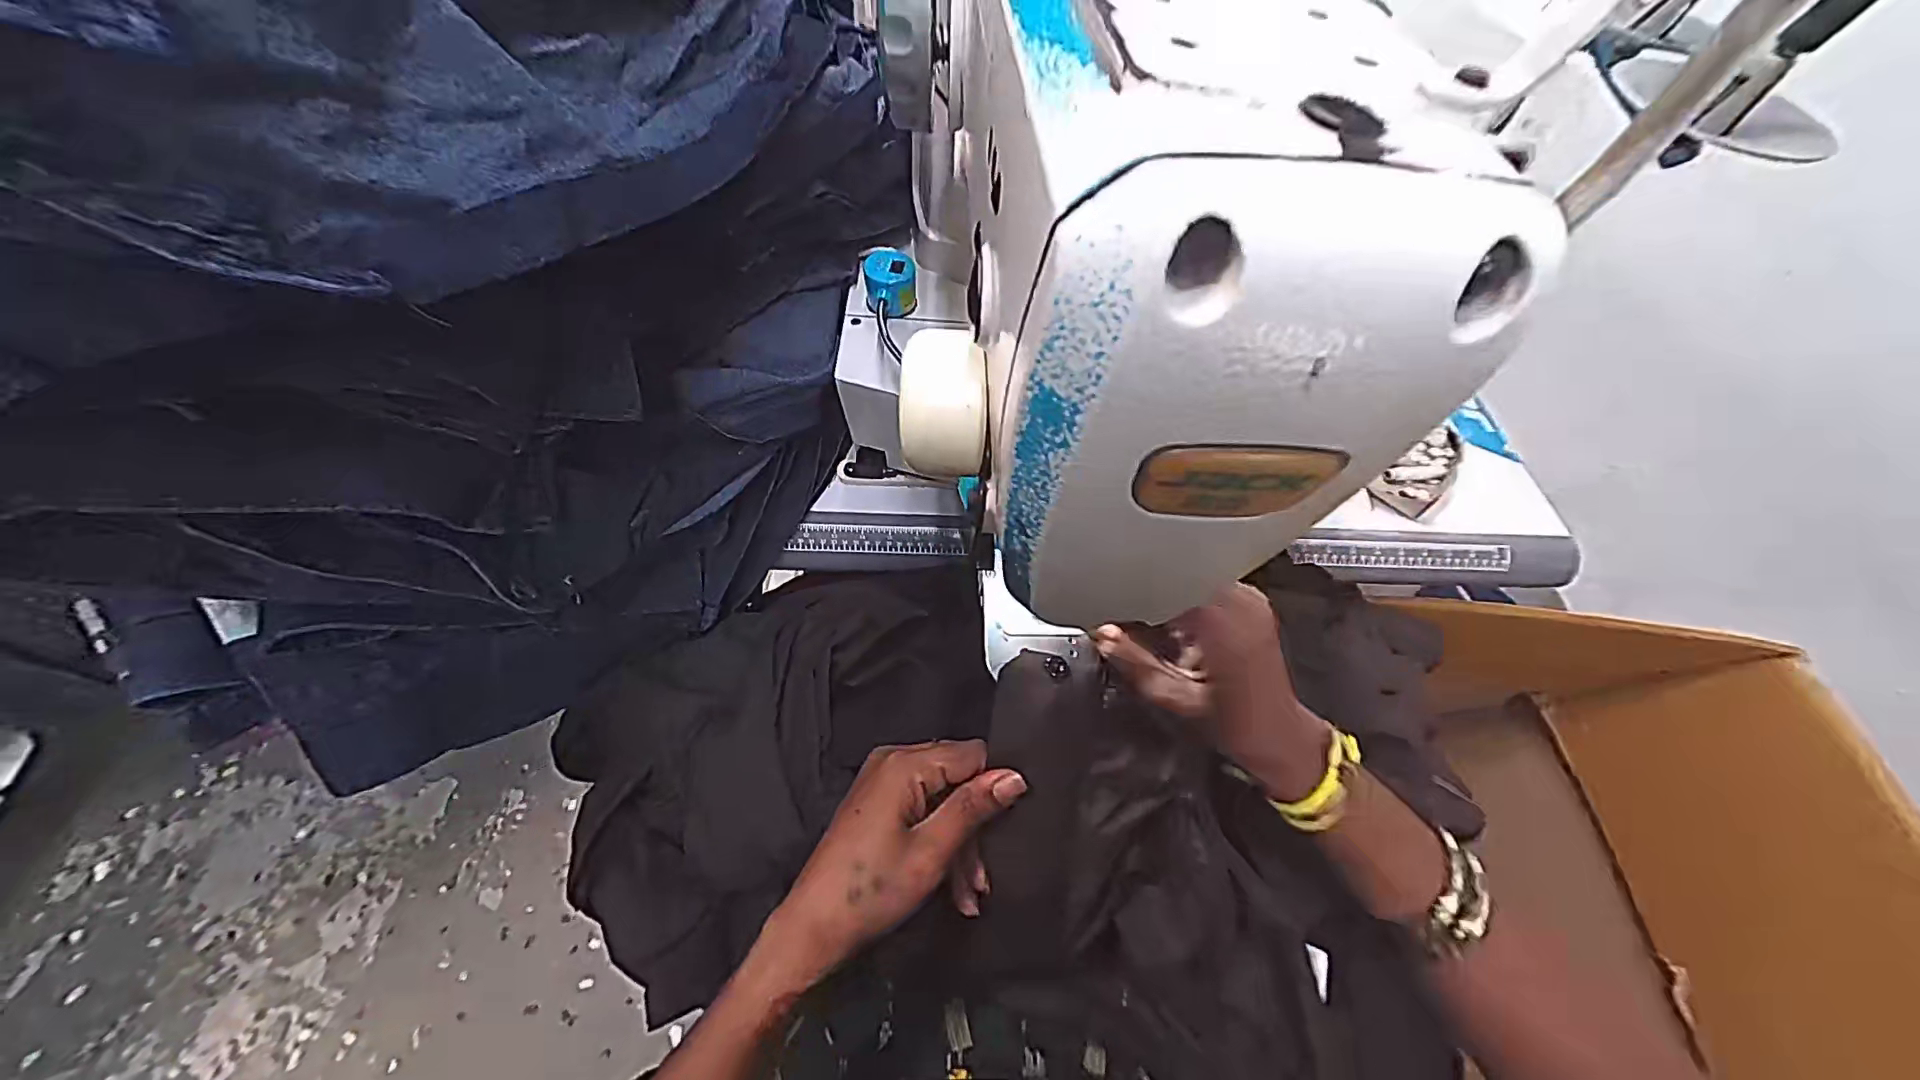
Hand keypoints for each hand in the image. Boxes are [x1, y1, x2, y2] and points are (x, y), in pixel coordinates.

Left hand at [756, 740, 1026, 986]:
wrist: (812, 928)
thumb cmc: (867, 892)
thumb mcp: (932, 851)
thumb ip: (973, 808)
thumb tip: (1013, 777)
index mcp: (903, 764)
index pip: (973, 754)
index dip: (993, 790)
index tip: (1001, 832)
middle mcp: (891, 761)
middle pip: (958, 778)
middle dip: (975, 827)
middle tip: (979, 878)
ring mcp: (882, 781)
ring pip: (943, 798)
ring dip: (960, 844)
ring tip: (966, 892)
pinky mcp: (878, 801)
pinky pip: (922, 809)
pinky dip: (939, 842)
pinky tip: (950, 885)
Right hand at [1094, 583, 1329, 798]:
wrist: (1280, 734)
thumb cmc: (1236, 723)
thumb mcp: (1175, 698)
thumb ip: (1135, 662)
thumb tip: (1103, 634)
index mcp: (1223, 618)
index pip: (1167, 580)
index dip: (1135, 586)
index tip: (1112, 599)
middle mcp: (1241, 600)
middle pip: (1180, 575)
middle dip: (1150, 591)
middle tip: (1127, 615)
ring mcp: (1250, 599)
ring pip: (1192, 579)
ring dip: (1169, 596)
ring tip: (1154, 623)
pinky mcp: (1252, 604)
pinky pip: (1207, 587)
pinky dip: (1186, 601)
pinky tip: (1178, 627)